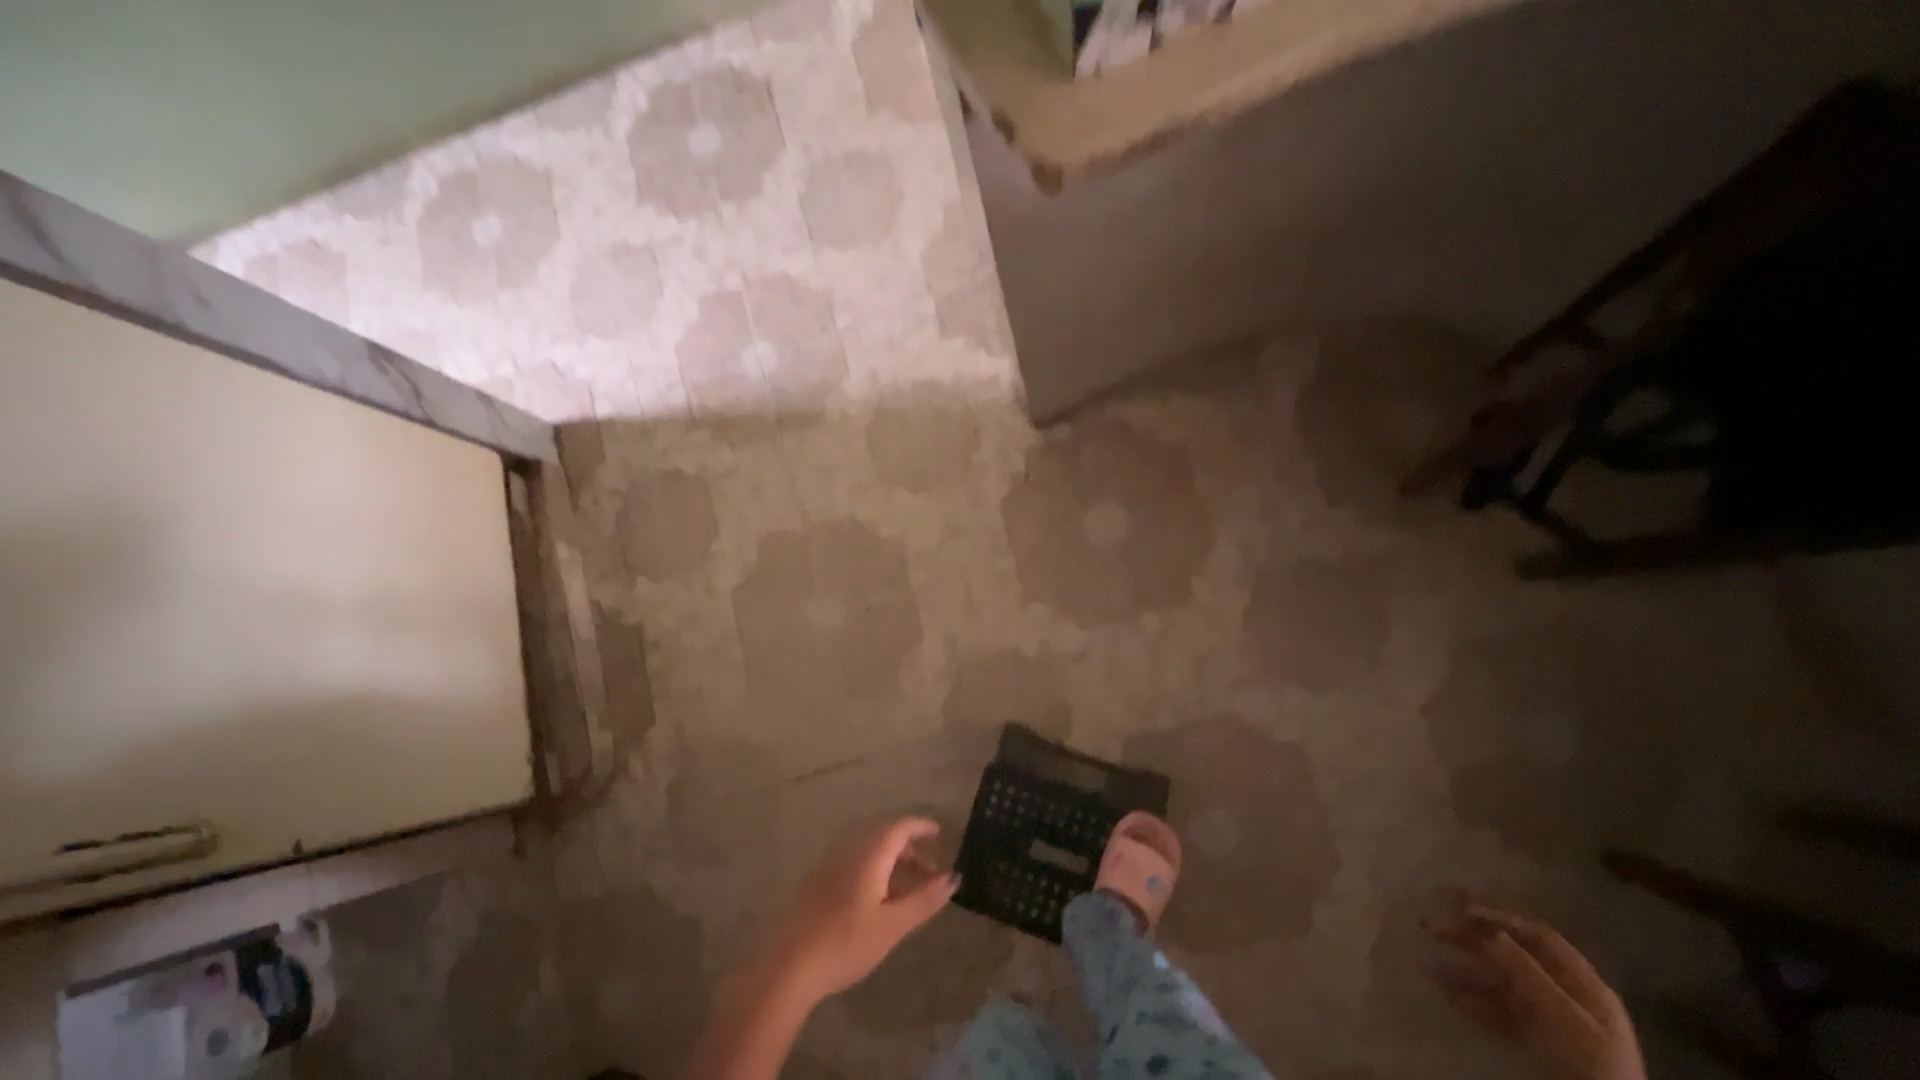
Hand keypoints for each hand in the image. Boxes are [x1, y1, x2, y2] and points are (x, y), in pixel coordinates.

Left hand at [760, 817, 958, 1001]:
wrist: (786, 968)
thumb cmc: (845, 944)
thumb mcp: (892, 926)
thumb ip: (924, 900)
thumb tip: (953, 878)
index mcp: (867, 857)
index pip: (898, 828)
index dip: (920, 827)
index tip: (940, 833)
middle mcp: (846, 854)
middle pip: (881, 837)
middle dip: (909, 847)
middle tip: (930, 868)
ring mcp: (827, 869)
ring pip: (866, 852)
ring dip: (891, 861)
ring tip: (909, 887)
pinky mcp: (815, 887)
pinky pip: (853, 865)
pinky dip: (874, 872)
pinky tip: (878, 900)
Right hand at [1426, 905, 1646, 1079]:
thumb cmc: (1588, 1062)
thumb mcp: (1561, 1014)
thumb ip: (1526, 973)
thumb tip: (1488, 931)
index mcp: (1583, 984)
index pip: (1540, 939)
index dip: (1501, 920)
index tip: (1460, 911)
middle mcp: (1567, 996)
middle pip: (1517, 959)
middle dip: (1476, 942)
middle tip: (1435, 931)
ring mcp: (1550, 1021)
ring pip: (1502, 986)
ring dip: (1466, 972)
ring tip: (1428, 964)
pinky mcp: (1535, 1043)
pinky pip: (1499, 1013)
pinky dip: (1471, 1000)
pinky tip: (1445, 992)